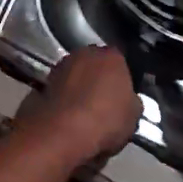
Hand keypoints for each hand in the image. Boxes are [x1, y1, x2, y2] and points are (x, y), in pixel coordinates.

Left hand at [26, 45, 140, 163]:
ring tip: (86, 108)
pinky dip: (67, 92)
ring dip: (81, 83)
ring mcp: (64, 62)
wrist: (64, 129)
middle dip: (100, 77)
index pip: (121, 61)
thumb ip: (132, 100)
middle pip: (96, 63)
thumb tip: (129, 99)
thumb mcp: (134, 115)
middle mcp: (86, 52)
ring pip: (78, 71)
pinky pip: (64, 83)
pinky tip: (71, 110)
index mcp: (112, 56)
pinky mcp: (47, 76)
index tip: (123, 93)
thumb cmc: (106, 119)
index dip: (122, 78)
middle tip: (105, 100)